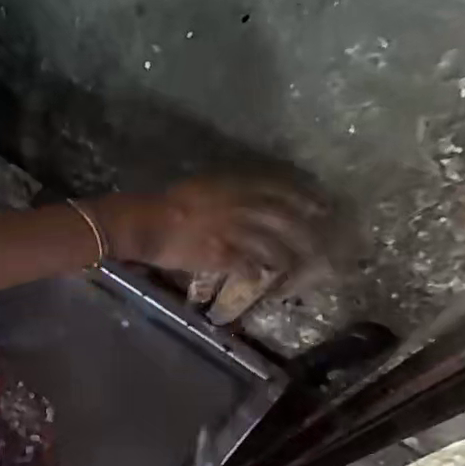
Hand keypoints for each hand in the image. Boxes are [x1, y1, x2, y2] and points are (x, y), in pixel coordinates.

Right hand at [97, 175, 319, 279]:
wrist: (144, 224)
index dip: (303, 197)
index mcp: (234, 186)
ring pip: (269, 245)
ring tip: (292, 267)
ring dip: (284, 257)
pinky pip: (245, 265)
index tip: (319, 205)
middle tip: (320, 241)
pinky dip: (254, 273)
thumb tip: (241, 197)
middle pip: (283, 219)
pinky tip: (259, 279)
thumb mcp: (200, 186)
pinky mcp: (220, 256)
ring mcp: (231, 233)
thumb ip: (224, 191)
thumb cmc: (164, 202)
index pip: (279, 189)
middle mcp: (240, 207)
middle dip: (305, 230)